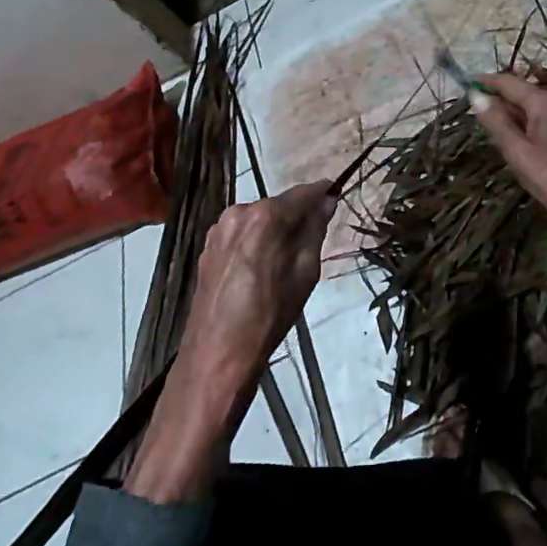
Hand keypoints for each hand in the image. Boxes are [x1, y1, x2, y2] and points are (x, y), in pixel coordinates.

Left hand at [126, 181, 335, 504]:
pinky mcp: (208, 247)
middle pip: (279, 204)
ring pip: (259, 219)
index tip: (337, 194)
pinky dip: (258, 241)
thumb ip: (315, 230)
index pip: (302, 193)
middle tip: (316, 237)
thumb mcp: (305, 271)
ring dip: (277, 229)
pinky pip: (242, 233)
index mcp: (265, 216)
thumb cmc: (270, 314)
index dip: (323, 192)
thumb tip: (327, 202)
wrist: (218, 352)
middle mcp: (238, 213)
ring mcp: (218, 229)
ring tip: (288, 258)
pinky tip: (264, 266)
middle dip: (298, 215)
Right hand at [473, 73, 546, 243]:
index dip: (486, 82)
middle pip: (522, 91)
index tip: (466, 84)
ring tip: (490, 124)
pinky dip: (526, 121)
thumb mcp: (517, 152)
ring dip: (511, 111)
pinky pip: (543, 117)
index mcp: (545, 103)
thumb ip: (496, 123)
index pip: (509, 82)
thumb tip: (477, 98)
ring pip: (533, 106)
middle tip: (475, 108)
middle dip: (499, 98)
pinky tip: (515, 137)